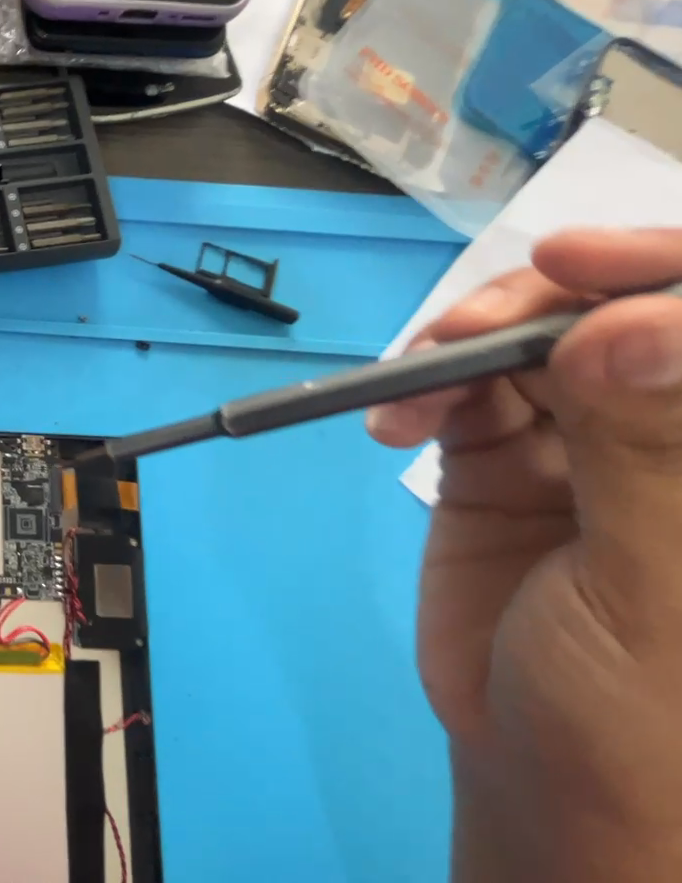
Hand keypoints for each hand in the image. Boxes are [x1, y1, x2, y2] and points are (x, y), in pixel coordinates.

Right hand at [366, 229, 681, 880]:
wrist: (553, 774)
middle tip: (465, 326)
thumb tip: (616, 326)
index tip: (576, 270)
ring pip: (533, 345)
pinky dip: (418, 392)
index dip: (668, 275)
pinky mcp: (506, 462)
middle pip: (626, 317)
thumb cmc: (652, 709)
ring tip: (408, 389)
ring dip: (460, 347)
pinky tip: (391, 424)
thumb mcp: (661, 588)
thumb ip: (650, 453)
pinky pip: (461, 394)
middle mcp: (679, 431)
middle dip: (545, 303)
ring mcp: (594, 443)